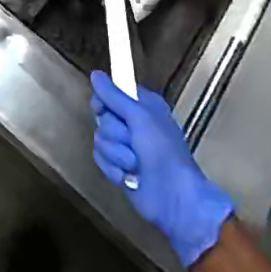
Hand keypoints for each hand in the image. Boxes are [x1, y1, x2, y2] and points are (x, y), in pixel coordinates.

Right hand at [91, 70, 234, 266]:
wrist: (175, 198)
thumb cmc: (163, 152)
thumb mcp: (140, 117)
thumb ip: (115, 96)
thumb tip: (95, 73)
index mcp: (143, 107)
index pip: (111, 92)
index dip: (104, 100)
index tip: (102, 108)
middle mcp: (134, 124)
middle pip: (103, 117)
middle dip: (115, 133)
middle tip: (132, 141)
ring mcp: (125, 147)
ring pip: (100, 139)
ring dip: (116, 154)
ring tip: (135, 164)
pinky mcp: (119, 167)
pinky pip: (101, 159)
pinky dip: (113, 169)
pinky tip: (127, 176)